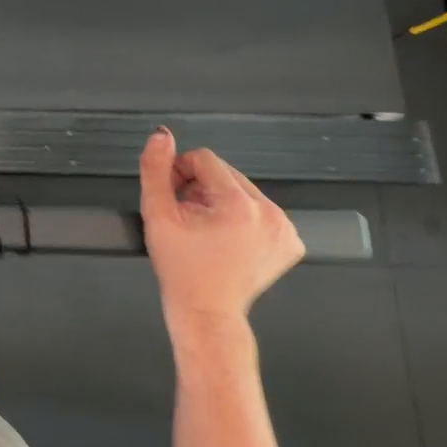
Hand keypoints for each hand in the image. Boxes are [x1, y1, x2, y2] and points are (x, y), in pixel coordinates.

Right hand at [140, 128, 303, 333]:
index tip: (174, 198)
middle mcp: (270, 213)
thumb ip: (155, 169)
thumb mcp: (156, 214)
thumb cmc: (179, 267)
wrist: (207, 311)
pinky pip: (260, 210)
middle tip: (187, 217)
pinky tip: (228, 238)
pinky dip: (242, 217)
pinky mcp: (291, 241)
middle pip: (224, 173)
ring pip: (242, 190)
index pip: (204, 158)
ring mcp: (286, 229)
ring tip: (206, 229)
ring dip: (220, 201)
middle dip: (201, 187)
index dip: (180, 172)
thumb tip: (161, 135)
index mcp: (238, 205)